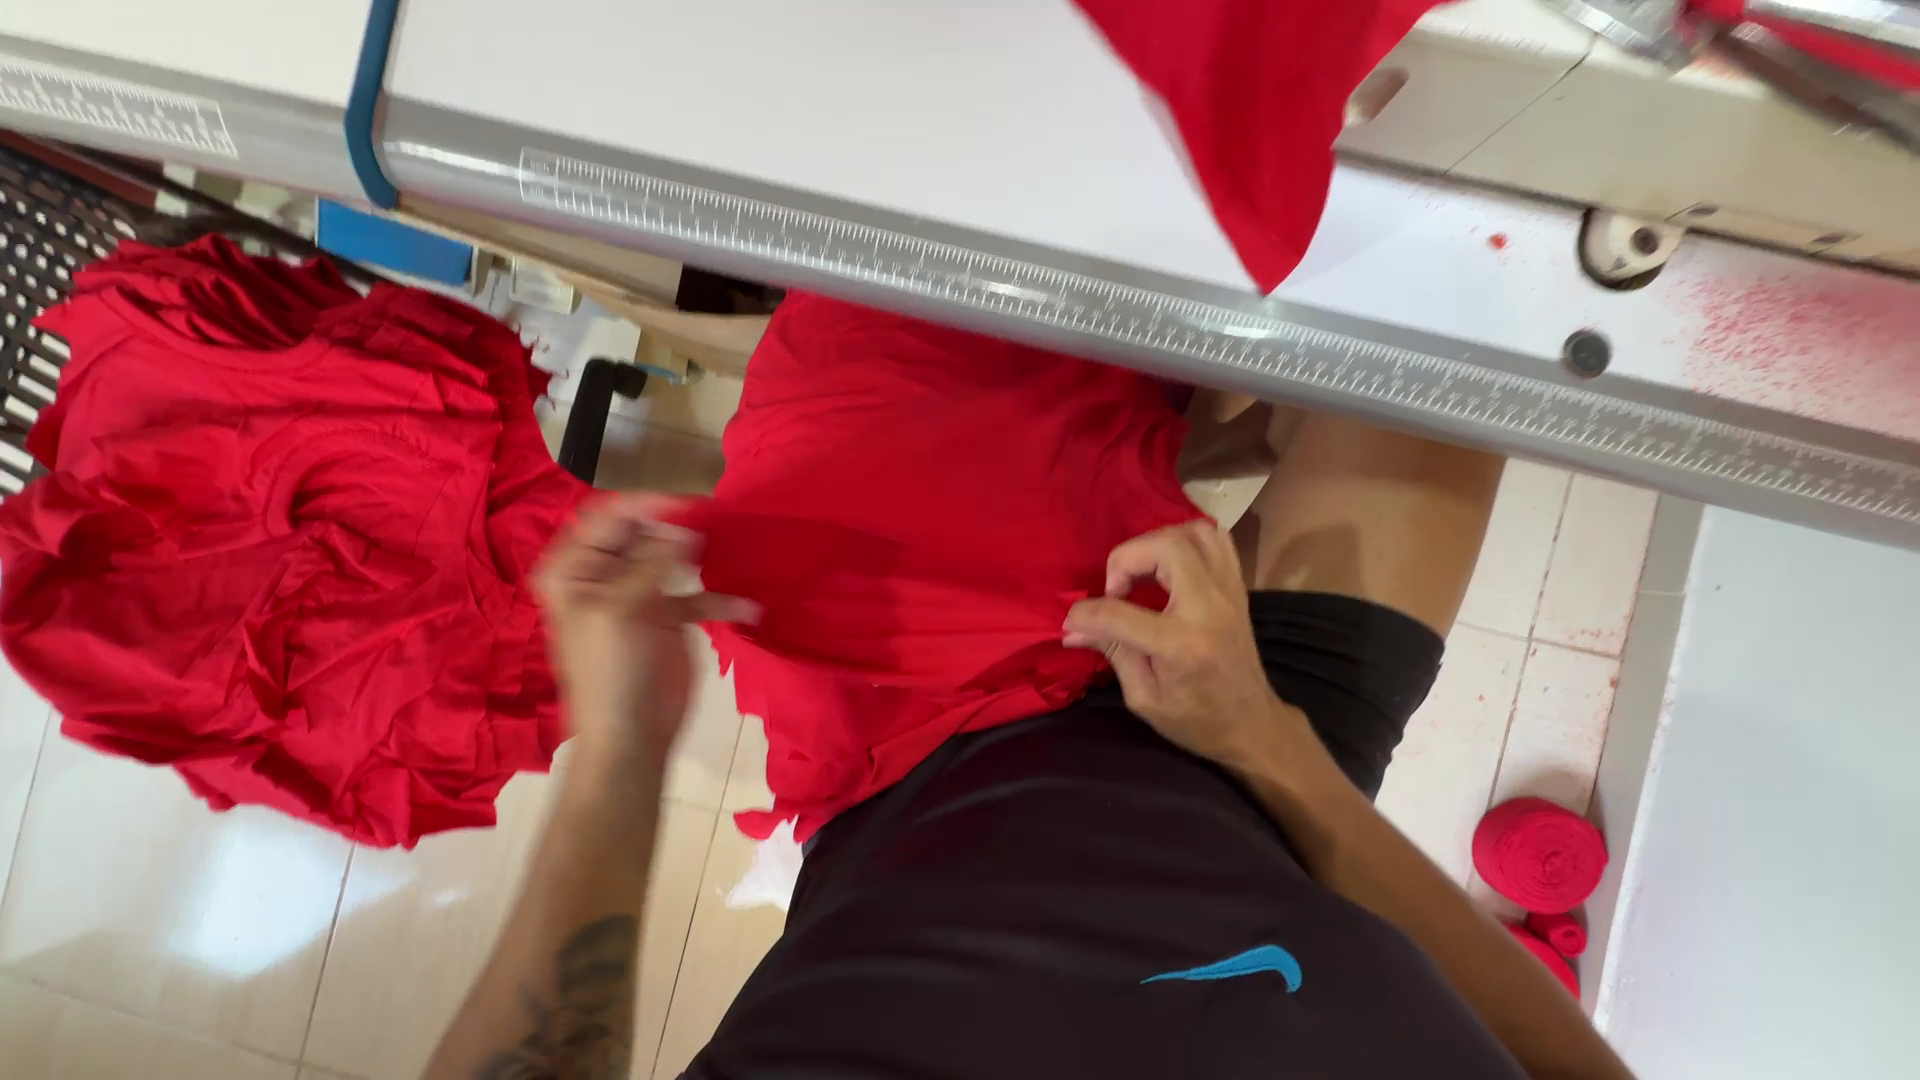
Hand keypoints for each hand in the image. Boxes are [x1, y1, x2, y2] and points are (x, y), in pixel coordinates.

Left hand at [532, 493, 755, 766]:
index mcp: (576, 568)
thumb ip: (652, 561)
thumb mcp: (623, 609)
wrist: (633, 735)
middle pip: (646, 531)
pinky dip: (723, 598)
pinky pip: (700, 594)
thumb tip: (685, 525)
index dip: (648, 507)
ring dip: (703, 555)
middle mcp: (605, 574)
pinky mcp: (671, 615)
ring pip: (675, 557)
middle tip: (717, 523)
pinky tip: (746, 606)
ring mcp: (641, 593)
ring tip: (732, 551)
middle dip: (680, 527)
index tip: (691, 506)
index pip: (611, 516)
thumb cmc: (612, 672)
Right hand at [1063, 521, 1292, 769]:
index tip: (1073, 620)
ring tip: (1142, 572)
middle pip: (1167, 546)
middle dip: (1127, 558)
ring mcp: (1229, 592)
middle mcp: (1210, 608)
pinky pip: (1215, 538)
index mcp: (1182, 646)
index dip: (1086, 613)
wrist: (1252, 724)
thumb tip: (1073, 627)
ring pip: (1193, 532)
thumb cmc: (1195, 720)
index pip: (1120, 612)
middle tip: (1117, 589)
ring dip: (1156, 543)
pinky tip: (1168, 565)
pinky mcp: (1238, 585)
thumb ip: (1111, 651)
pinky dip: (1185, 541)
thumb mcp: (1143, 697)